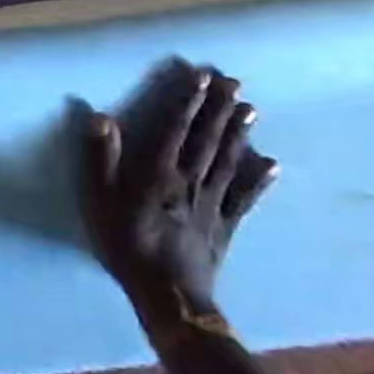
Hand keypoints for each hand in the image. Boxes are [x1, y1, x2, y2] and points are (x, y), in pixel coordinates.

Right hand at [75, 60, 276, 328]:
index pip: (176, 128)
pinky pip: (244, 198)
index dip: (188, 100)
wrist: (167, 298)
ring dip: (239, 132)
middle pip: (207, 138)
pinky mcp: (226, 226)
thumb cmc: (128, 245)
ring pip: (228, 160)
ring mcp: (212, 202)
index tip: (201, 75)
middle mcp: (190, 179)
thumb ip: (102, 159)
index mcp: (159, 172)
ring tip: (251, 108)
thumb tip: (101, 117)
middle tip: (234, 82)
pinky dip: (258, 180)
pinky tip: (272, 165)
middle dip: (219, 108)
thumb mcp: (101, 202)